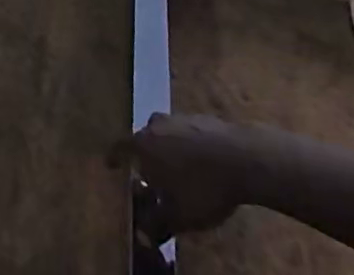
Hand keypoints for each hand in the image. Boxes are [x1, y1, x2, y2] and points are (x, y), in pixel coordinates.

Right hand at [109, 114, 256, 234]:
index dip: (114, 158)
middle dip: (144, 156)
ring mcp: (178, 118)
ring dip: (167, 149)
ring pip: (165, 134)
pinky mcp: (201, 118)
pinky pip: (186, 133)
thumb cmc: (202, 188)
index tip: (111, 166)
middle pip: (142, 139)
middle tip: (150, 174)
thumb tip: (142, 234)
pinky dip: (188, 145)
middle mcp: (154, 125)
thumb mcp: (179, 215)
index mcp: (142, 145)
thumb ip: (157, 223)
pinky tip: (201, 163)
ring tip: (177, 169)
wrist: (242, 158)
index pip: (119, 148)